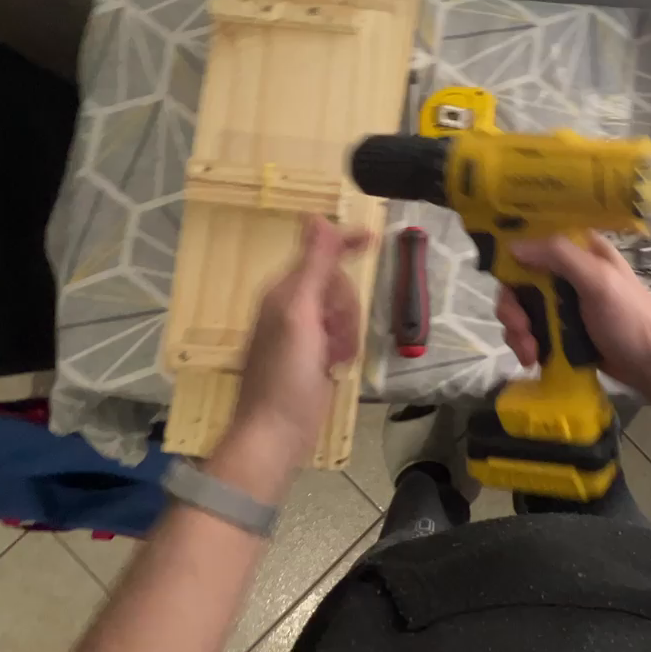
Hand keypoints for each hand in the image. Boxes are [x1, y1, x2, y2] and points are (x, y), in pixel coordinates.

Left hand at [231, 216, 372, 460]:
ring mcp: (304, 333)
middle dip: (346, 307)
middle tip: (336, 333)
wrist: (276, 434)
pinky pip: (342, 334)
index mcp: (283, 293)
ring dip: (348, 331)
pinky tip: (337, 366)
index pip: (318, 253)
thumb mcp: (300, 315)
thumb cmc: (285, 376)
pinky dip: (346, 346)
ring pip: (343, 311)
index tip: (373, 239)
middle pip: (337, 285)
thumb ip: (312, 267)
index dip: (344, 243)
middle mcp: (292, 307)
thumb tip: (317, 217)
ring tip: (335, 356)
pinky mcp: (315, 355)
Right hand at [495, 231, 650, 395]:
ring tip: (529, 353)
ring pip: (522, 308)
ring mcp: (564, 303)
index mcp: (581, 250)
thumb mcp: (598, 280)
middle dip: (513, 307)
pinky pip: (531, 331)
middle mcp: (569, 272)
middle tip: (520, 328)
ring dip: (518, 331)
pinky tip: (532, 359)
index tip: (503, 281)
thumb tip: (513, 246)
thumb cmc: (631, 318)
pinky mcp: (562, 330)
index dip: (513, 258)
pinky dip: (526, 344)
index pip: (534, 242)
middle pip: (520, 280)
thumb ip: (559, 256)